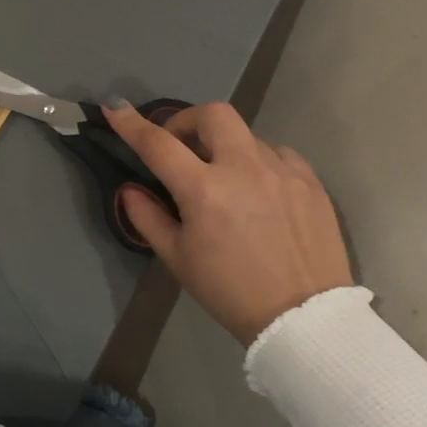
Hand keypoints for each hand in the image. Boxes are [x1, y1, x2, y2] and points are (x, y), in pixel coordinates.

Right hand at [103, 99, 350, 343]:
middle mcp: (244, 169)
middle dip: (188, 121)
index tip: (115, 108)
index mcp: (204, 189)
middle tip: (179, 146)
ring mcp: (283, 172)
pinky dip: (258, 161)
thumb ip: (147, 216)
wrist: (303, 317)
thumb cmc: (228, 290)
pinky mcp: (311, 183)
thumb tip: (131, 189)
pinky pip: (278, 154)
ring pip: (247, 135)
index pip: (157, 143)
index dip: (131, 123)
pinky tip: (256, 189)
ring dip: (224, 146)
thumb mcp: (176, 257)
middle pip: (213, 114)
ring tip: (222, 177)